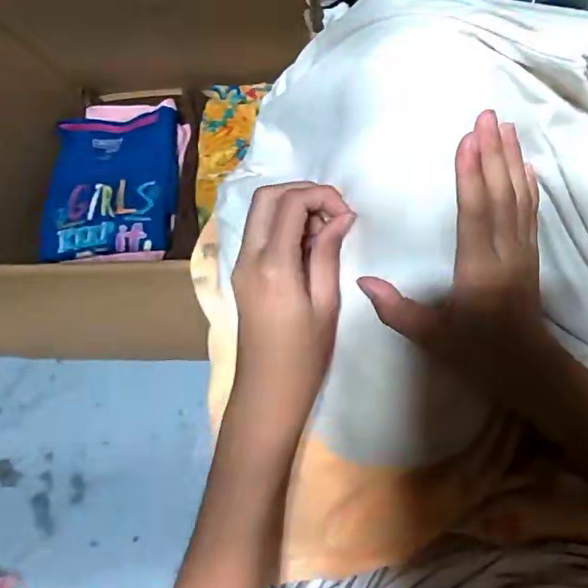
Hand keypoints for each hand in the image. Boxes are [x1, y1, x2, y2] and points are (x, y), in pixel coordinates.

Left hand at [228, 182, 355, 437]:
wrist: (266, 395)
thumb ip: (329, 253)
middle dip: (303, 192)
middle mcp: (249, 256)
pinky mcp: (242, 273)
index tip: (347, 215)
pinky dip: (284, 225)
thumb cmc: (304, 357)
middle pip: (267, 196)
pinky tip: (309, 249)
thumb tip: (341, 216)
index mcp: (272, 264)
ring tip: (325, 235)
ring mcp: (240, 264)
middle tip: (334, 215)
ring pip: (261, 211)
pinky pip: (260, 232)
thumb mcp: (326, 304)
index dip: (322, 195)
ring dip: (293, 208)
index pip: (291, 202)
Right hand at [358, 110, 551, 397]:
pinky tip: (527, 164)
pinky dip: (529, 184)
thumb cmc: (476, 352)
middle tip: (487, 116)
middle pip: (500, 195)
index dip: (472, 174)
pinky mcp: (532, 253)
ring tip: (506, 126)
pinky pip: (531, 212)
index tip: (468, 138)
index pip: (475, 213)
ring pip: (519, 198)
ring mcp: (523, 251)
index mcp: (479, 270)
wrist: (529, 368)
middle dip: (493, 152)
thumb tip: (362, 279)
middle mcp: (505, 253)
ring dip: (512, 159)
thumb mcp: (431, 337)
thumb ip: (397, 309)